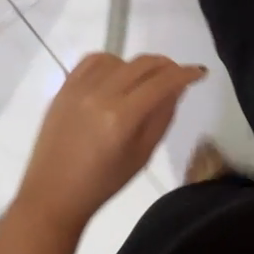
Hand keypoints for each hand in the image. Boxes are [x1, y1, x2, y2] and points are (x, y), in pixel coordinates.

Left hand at [14, 53, 206, 228]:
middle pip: (143, 64)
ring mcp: (79, 88)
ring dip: (138, 66)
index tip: (199, 72)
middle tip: (177, 75)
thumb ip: (162, 116)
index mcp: (122, 117)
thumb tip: (177, 87)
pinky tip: (116, 75)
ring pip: (119, 59)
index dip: (185, 74)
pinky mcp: (64, 87)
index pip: (162, 82)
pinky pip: (92, 60)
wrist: (53, 194)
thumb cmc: (103, 183)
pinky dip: (111, 62)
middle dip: (166, 66)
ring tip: (143, 82)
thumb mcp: (142, 155)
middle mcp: (100, 95)